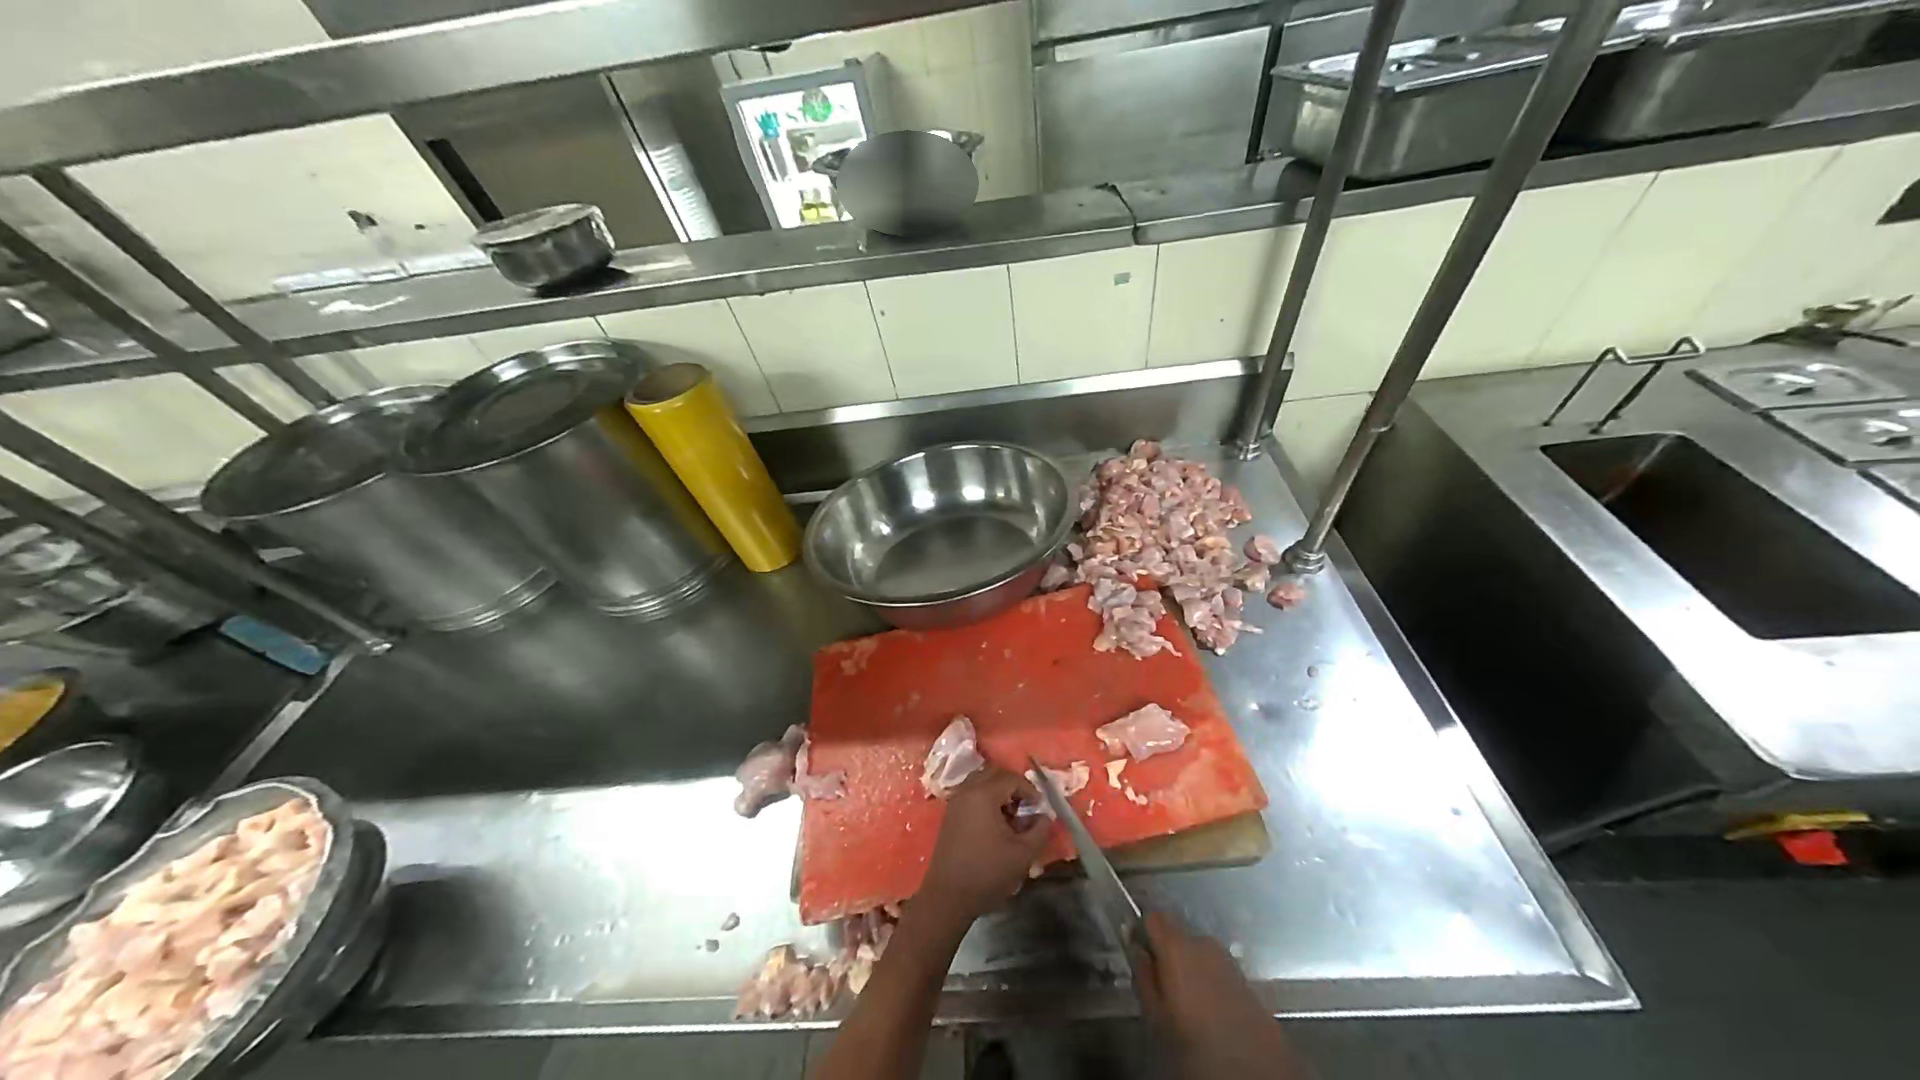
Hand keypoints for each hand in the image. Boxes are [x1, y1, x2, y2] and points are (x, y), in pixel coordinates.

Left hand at [918, 767, 1050, 922]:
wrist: (949, 896)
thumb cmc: (988, 872)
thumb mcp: (1023, 853)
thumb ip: (1040, 830)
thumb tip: (1045, 816)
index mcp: (983, 794)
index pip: (1011, 778)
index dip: (1030, 790)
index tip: (1040, 808)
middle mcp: (966, 791)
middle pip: (994, 775)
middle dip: (1013, 787)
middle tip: (1026, 807)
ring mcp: (955, 802)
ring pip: (981, 784)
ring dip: (999, 794)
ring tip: (1012, 817)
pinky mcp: (950, 815)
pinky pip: (971, 796)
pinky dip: (986, 801)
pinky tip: (995, 825)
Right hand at [1134, 912, 1307, 1079]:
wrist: (1256, 1068)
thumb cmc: (1196, 1042)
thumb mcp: (1156, 1015)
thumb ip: (1143, 975)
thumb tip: (1135, 947)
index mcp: (1177, 947)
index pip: (1153, 916)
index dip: (1142, 927)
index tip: (1135, 946)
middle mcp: (1202, 943)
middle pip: (1175, 931)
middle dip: (1164, 947)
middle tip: (1157, 977)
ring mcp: (1226, 957)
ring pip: (1195, 948)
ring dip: (1185, 961)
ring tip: (1182, 993)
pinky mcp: (1242, 974)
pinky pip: (1213, 963)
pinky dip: (1204, 973)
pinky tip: (1204, 1001)